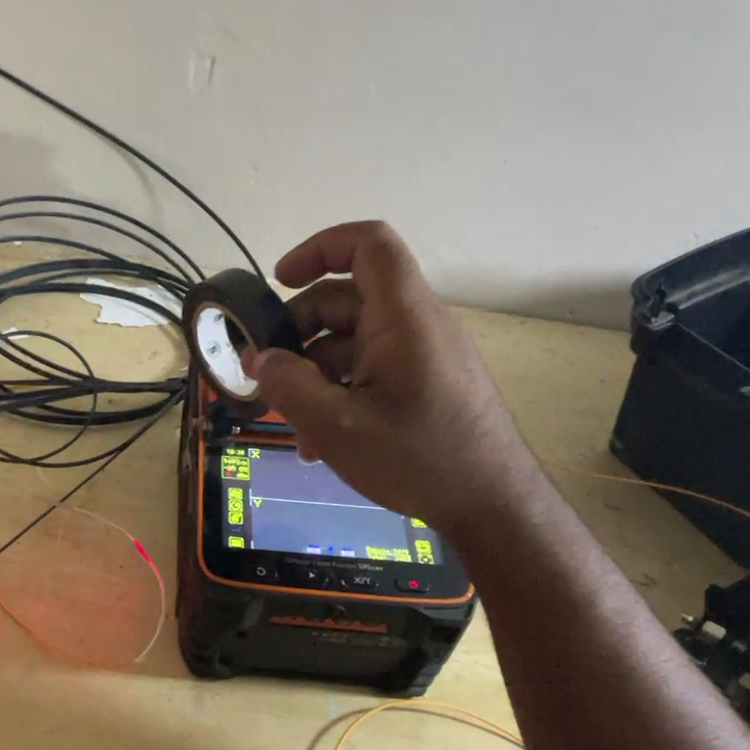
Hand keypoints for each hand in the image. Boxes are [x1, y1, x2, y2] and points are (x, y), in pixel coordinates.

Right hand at [244, 221, 537, 531]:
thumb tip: (257, 360)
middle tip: (265, 372)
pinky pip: (372, 369)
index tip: (279, 281)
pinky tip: (319, 440)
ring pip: (353, 341)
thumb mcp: (337, 428)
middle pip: (347, 298)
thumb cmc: (418, 459)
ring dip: (313, 373)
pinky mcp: (425, 383)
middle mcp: (416, 325)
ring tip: (291, 423)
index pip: (368, 244)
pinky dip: (339, 391)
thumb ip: (288, 387)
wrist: (492, 505)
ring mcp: (422, 355)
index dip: (319, 248)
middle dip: (298, 331)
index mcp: (403, 317)